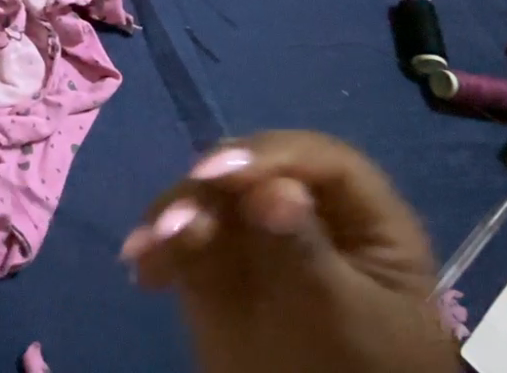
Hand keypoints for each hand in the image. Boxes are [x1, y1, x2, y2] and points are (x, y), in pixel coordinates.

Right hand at [121, 131, 456, 372]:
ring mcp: (255, 233)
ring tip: (151, 249)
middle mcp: (304, 210)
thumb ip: (306, 249)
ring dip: (174, 213)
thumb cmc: (360, 370)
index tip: (217, 172)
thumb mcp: (343, 313)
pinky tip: (145, 267)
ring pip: (205, 194)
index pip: (316, 159)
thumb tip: (274, 188)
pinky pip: (180, 233)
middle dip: (205, 188)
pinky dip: (157, 243)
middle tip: (175, 221)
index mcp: (361, 216)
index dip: (267, 155)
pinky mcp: (215, 258)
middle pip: (248, 168)